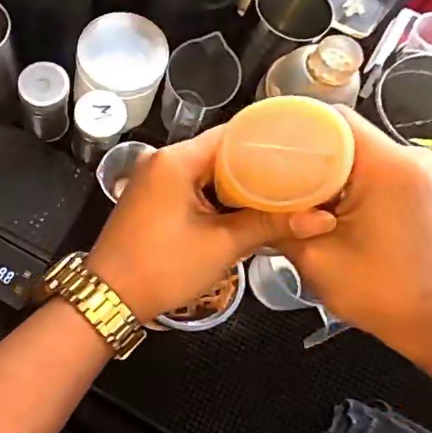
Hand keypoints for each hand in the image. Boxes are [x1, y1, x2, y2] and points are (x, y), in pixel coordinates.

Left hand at [86, 128, 335, 320]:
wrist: (110, 298)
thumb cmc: (161, 268)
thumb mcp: (222, 245)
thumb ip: (272, 226)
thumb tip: (321, 218)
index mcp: (176, 160)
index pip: (234, 134)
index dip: (272, 141)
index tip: (304, 152)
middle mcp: (162, 162)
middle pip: (221, 152)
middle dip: (259, 166)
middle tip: (300, 177)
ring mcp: (154, 182)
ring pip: (208, 172)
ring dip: (239, 185)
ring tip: (281, 194)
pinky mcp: (151, 201)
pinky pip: (193, 188)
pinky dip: (218, 197)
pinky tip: (245, 211)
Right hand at [278, 107, 431, 366]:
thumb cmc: (384, 295)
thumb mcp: (316, 260)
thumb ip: (279, 225)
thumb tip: (251, 205)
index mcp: (387, 166)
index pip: (330, 120)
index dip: (289, 130)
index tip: (256, 148)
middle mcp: (409, 156)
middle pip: (342, 135)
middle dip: (300, 155)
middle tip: (261, 176)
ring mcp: (418, 170)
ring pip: (354, 153)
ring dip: (321, 172)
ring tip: (284, 194)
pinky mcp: (417, 186)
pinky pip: (370, 170)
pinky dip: (342, 183)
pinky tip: (318, 206)